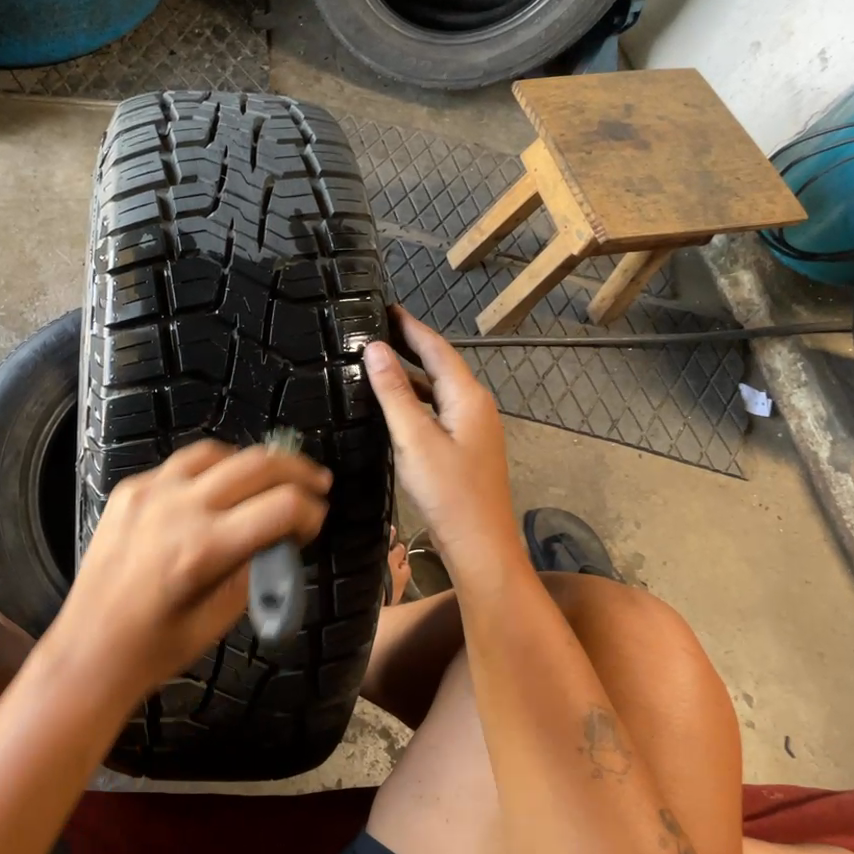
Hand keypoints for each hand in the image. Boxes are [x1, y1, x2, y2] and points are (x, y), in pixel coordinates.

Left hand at [42, 440, 329, 702]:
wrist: (88, 649)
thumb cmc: (157, 648)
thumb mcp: (219, 618)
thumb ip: (255, 569)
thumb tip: (281, 537)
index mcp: (205, 548)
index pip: (281, 506)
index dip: (311, 510)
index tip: (317, 521)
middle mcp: (178, 508)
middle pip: (256, 465)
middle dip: (295, 471)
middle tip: (316, 483)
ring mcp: (149, 492)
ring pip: (217, 453)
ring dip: (251, 462)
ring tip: (271, 479)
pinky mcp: (129, 490)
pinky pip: (180, 465)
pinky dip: (209, 470)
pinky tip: (218, 488)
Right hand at [364, 306, 527, 584]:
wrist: (480, 545)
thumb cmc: (448, 492)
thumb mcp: (414, 438)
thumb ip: (394, 392)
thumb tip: (374, 349)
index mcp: (468, 397)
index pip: (437, 348)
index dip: (411, 327)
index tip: (386, 307)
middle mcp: (475, 406)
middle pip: (440, 365)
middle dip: (409, 345)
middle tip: (375, 328)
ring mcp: (473, 428)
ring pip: (438, 389)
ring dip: (410, 373)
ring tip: (376, 360)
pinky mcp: (466, 447)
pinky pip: (437, 409)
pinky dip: (415, 398)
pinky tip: (394, 404)